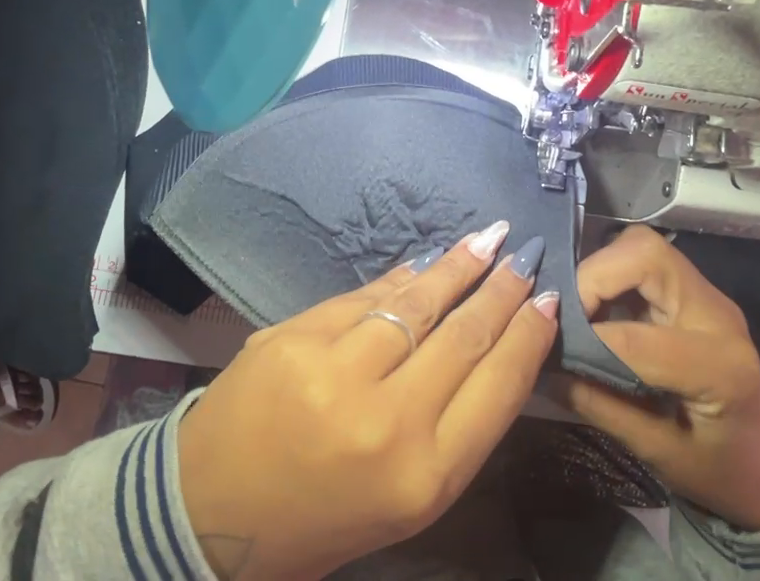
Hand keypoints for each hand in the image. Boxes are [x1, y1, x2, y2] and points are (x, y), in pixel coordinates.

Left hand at [178, 220, 558, 579]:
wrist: (211, 513)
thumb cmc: (322, 520)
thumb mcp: (407, 501)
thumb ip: (453, 429)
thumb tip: (490, 349)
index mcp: (424, 476)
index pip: (497, 387)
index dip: (527, 336)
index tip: (548, 300)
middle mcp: (387, 421)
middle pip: (463, 337)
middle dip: (501, 291)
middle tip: (524, 257)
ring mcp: (335, 372)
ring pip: (418, 304)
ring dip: (457, 267)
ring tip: (486, 240)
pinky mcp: (295, 338)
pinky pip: (365, 298)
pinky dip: (401, 277)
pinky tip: (425, 262)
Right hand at [550, 225, 759, 530]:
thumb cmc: (717, 471)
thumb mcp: (659, 454)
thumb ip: (601, 406)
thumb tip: (543, 368)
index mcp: (718, 366)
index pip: (636, 335)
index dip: (584, 338)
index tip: (550, 349)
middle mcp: (716, 315)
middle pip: (646, 255)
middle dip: (593, 276)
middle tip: (564, 314)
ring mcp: (707, 298)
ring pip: (643, 247)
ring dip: (600, 270)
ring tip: (577, 310)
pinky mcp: (694, 294)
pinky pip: (645, 262)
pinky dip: (611, 274)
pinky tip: (595, 308)